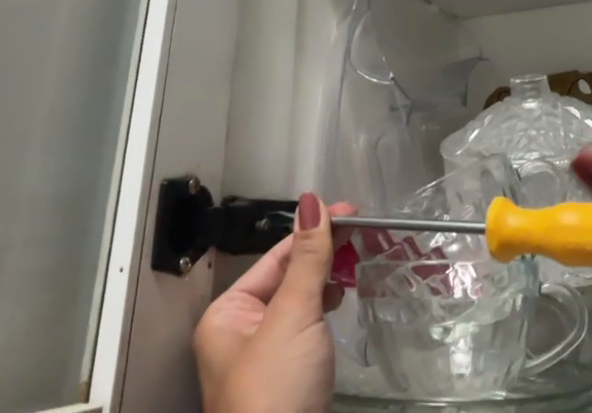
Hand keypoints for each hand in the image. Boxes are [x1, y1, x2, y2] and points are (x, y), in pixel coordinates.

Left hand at [194, 193, 354, 412]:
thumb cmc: (276, 391)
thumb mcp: (292, 316)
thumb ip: (306, 258)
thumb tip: (311, 200)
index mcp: (228, 314)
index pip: (276, 257)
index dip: (314, 230)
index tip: (352, 211)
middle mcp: (241, 332)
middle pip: (287, 277)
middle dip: (322, 254)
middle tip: (364, 234)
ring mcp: (265, 358)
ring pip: (299, 302)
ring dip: (326, 279)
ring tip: (358, 261)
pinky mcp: (290, 380)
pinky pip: (307, 329)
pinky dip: (325, 309)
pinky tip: (341, 299)